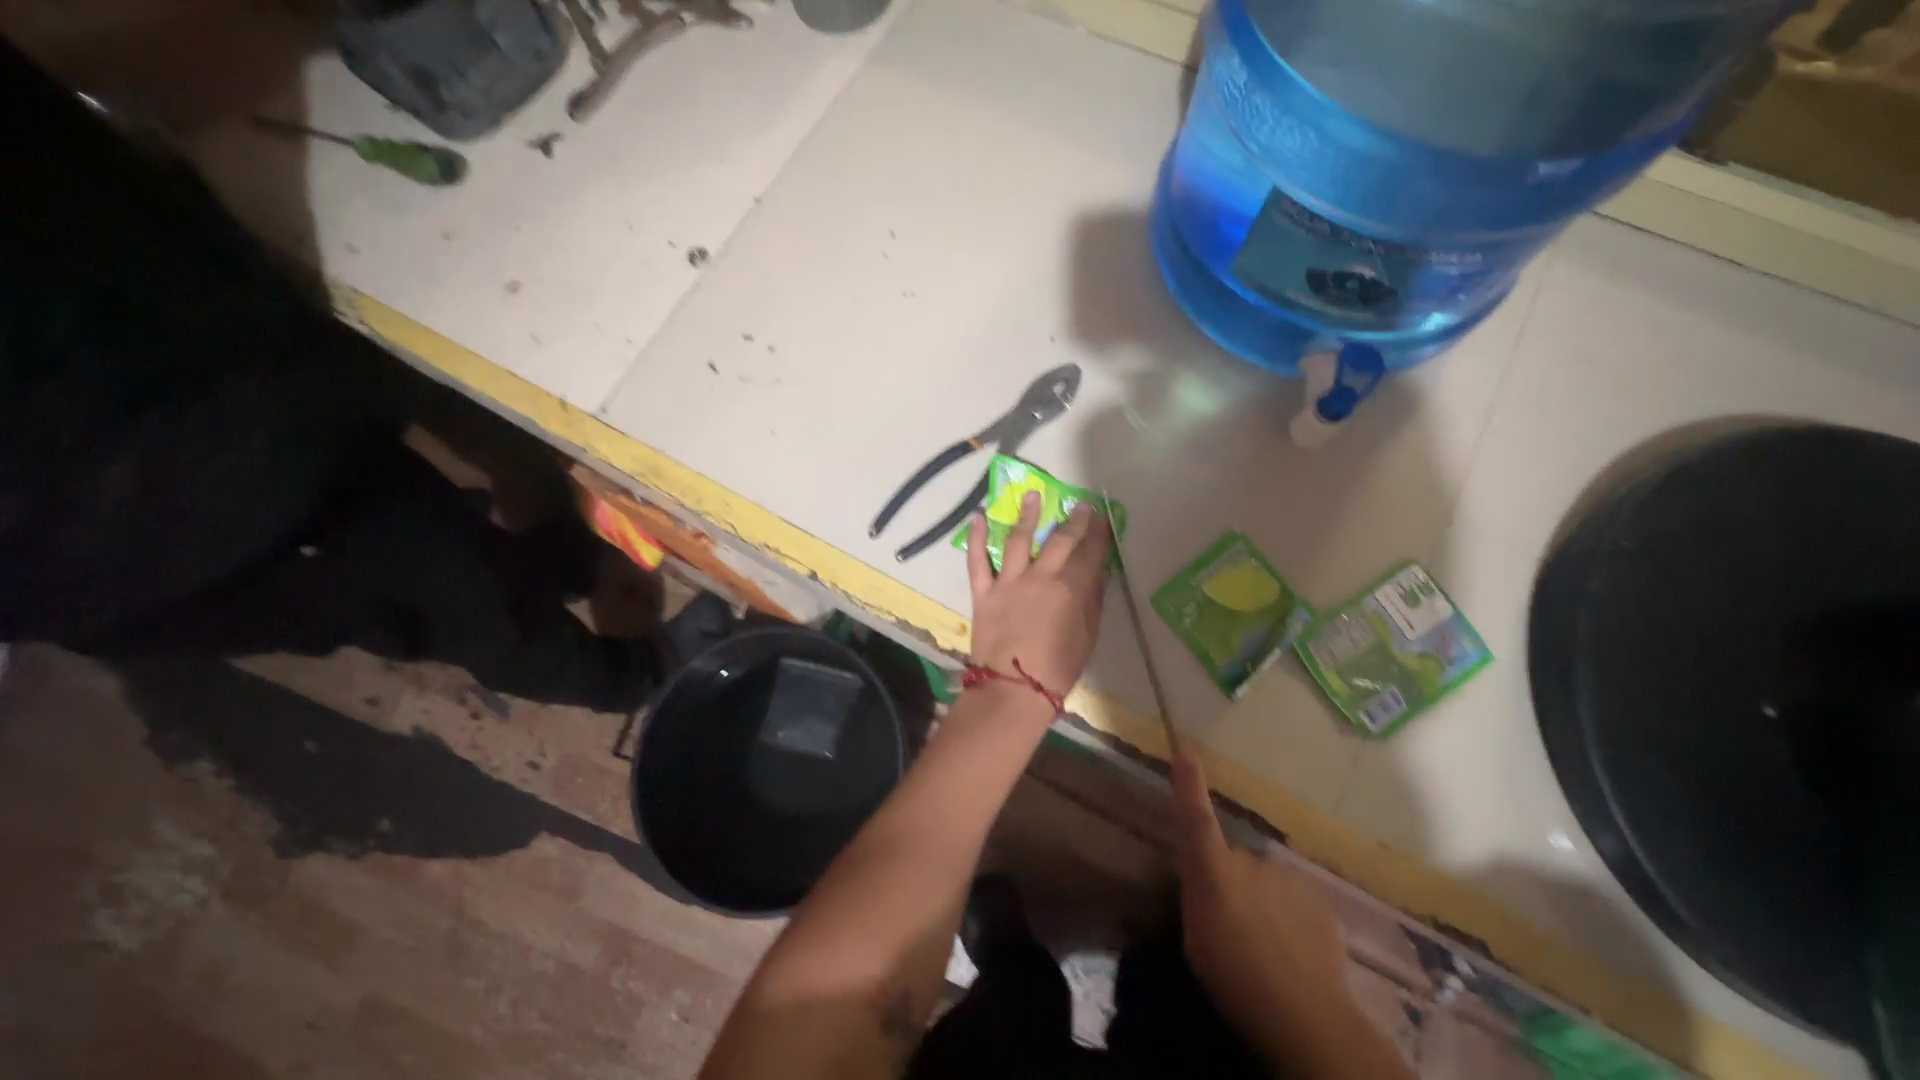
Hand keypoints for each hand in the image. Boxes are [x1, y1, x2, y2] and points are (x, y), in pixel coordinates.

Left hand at [966, 492, 1109, 699]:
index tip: (1103, 518)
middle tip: (1079, 505)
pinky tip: (976, 517)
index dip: (1098, 534)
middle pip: (1059, 541)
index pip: (1089, 554)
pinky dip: (975, 538)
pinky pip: (977, 560)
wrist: (1013, 689)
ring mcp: (1009, 582)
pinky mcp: (983, 592)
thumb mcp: (1087, 637)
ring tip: (1032, 495)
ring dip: (1026, 515)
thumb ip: (1092, 601)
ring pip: (1017, 539)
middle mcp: (1040, 577)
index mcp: (1070, 589)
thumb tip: (1099, 573)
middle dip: (1072, 521)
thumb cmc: (1057, 669)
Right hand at [1173, 750, 1416, 1079]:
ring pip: (1268, 887)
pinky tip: (1291, 957)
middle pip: (1236, 866)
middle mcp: (1252, 864)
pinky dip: (1290, 923)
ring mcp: (1290, 882)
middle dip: (1233, 887)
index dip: (1189, 786)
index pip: (1196, 820)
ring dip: (1263, 907)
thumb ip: (1200, 900)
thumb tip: (1206, 883)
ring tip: (1264, 953)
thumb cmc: (1233, 976)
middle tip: (1230, 930)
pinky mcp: (1320, 904)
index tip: (1185, 751)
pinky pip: (1295, 906)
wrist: (1302, 1011)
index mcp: (1215, 872)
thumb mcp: (1196, 940)